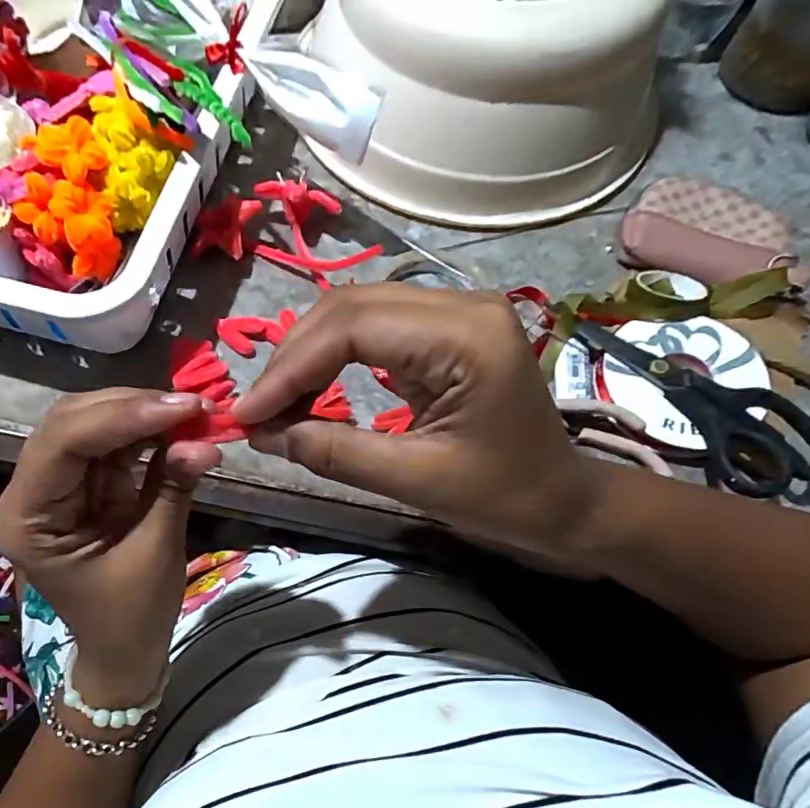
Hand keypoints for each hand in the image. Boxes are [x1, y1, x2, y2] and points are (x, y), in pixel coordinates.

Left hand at [0, 389, 220, 703]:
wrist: (125, 653)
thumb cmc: (132, 617)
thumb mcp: (155, 554)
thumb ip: (173, 490)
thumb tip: (206, 441)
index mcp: (28, 518)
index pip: (65, 444)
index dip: (124, 417)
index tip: (184, 408)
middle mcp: (31, 494)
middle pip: (71, 425)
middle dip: (133, 409)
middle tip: (193, 406)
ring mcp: (56, 489)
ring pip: (91, 428)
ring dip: (143, 416)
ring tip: (193, 414)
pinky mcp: (84, 490)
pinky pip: (112, 449)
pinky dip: (147, 436)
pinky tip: (179, 429)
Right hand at [234, 285, 594, 554]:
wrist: (560, 501)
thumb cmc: (503, 497)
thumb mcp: (415, 481)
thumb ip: (336, 452)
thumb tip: (264, 435)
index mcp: (466, 335)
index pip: (353, 326)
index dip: (291, 368)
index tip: (249, 414)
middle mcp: (462, 304)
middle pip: (350, 307)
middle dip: (294, 358)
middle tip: (257, 412)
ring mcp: (458, 312)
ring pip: (358, 313)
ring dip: (309, 356)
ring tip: (277, 406)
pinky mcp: (449, 331)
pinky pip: (377, 330)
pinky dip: (336, 359)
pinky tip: (312, 391)